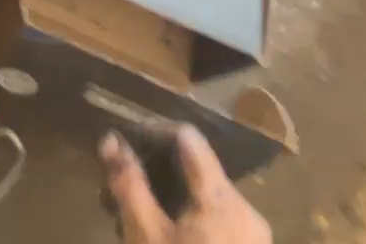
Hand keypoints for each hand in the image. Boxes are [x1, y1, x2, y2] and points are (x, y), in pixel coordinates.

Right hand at [102, 127, 270, 243]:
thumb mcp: (145, 233)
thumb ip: (128, 182)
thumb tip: (111, 138)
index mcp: (222, 199)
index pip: (188, 138)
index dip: (153, 132)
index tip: (125, 143)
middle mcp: (246, 208)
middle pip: (194, 167)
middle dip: (154, 170)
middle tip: (121, 186)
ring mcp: (254, 234)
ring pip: (203, 193)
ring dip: (166, 194)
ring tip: (136, 215)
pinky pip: (216, 216)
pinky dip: (185, 214)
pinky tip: (162, 234)